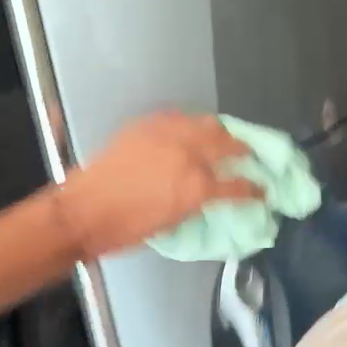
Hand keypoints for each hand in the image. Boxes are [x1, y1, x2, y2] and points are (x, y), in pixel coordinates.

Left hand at [56, 111, 262, 258]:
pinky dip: (191, 124)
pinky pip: (180, 117)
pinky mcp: (150, 124)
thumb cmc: (126, 229)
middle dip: (242, 149)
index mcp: (196, 186)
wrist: (83, 211)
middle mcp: (188, 154)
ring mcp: (169, 134)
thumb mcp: (172, 222)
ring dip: (219, 131)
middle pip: (227, 143)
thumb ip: (196, 202)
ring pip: (206, 123)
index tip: (262, 190)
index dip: (253, 188)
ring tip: (222, 137)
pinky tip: (190, 130)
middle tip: (248, 153)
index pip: (237, 185)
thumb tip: (208, 194)